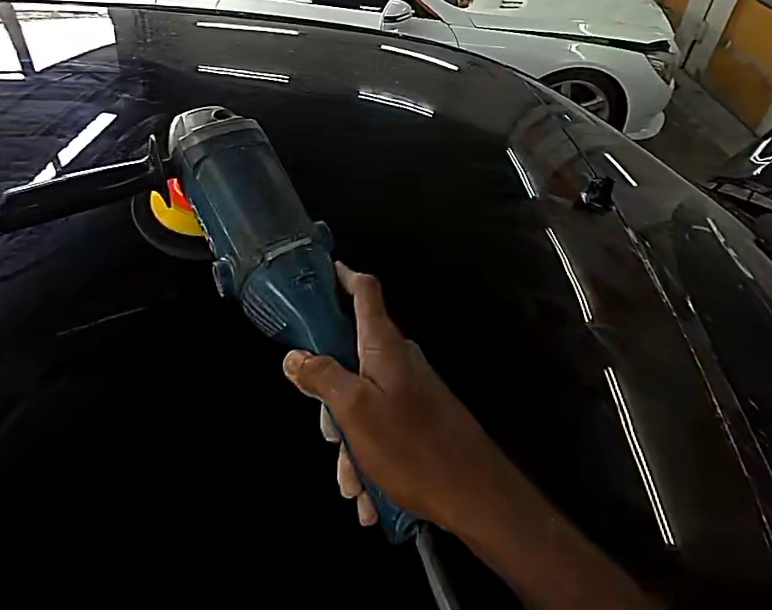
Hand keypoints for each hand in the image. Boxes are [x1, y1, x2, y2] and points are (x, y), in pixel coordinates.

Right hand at [281, 264, 512, 530]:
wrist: (477, 497)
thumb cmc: (412, 445)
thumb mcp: (354, 410)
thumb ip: (321, 377)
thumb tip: (294, 357)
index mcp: (383, 345)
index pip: (365, 291)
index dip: (343, 276)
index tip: (323, 272)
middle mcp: (397, 360)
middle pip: (350, 356)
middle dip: (331, 399)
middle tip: (330, 434)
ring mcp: (410, 390)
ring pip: (362, 402)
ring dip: (351, 443)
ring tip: (353, 484)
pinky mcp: (419, 418)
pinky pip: (381, 429)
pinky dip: (370, 460)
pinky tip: (369, 499)